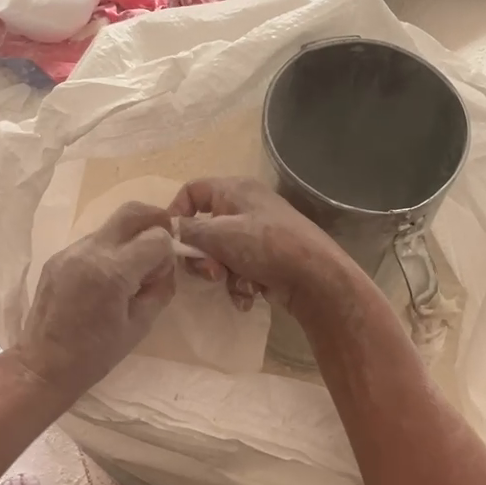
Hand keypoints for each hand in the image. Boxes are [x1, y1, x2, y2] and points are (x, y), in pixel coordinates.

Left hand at [11, 202, 176, 397]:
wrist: (44, 365)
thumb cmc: (95, 355)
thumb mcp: (139, 326)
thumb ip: (160, 289)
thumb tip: (166, 266)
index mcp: (113, 272)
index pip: (156, 237)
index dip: (168, 251)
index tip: (164, 272)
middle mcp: (90, 251)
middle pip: (132, 211)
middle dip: (155, 221)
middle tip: (162, 243)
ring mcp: (70, 252)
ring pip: (111, 226)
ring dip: (129, 239)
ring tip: (131, 271)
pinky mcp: (57, 258)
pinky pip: (92, 242)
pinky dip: (108, 252)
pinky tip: (106, 280)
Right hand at [170, 177, 352, 310]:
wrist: (315, 277)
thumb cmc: (266, 247)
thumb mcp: (221, 235)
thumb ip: (190, 231)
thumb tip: (172, 232)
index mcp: (235, 190)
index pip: (192, 191)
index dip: (177, 214)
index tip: (170, 241)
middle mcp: (245, 207)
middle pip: (204, 230)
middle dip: (204, 256)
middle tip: (212, 272)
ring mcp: (256, 234)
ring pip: (220, 255)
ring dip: (223, 275)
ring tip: (237, 284)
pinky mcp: (265, 259)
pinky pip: (238, 270)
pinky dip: (240, 284)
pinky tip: (250, 294)